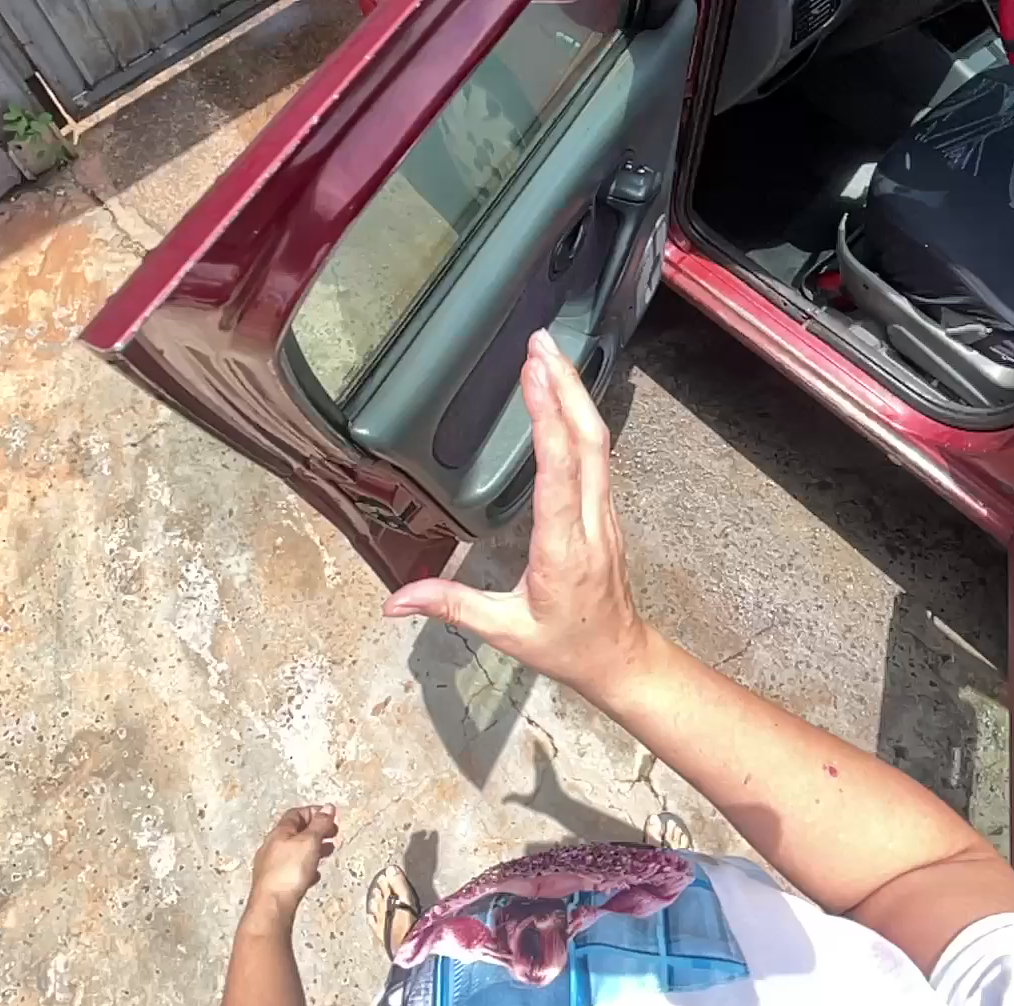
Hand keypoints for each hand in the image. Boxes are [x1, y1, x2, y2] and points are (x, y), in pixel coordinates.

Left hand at [243, 805, 337, 929]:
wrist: (271, 907)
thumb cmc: (289, 872)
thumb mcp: (310, 841)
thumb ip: (320, 824)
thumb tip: (327, 808)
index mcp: (279, 833)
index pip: (296, 814)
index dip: (314, 812)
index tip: (330, 816)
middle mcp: (272, 847)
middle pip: (296, 832)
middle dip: (316, 831)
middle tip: (332, 833)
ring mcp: (271, 866)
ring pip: (295, 851)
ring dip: (313, 849)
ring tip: (327, 852)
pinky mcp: (274, 884)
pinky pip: (292, 870)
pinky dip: (305, 867)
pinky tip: (313, 875)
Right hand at [384, 330, 652, 701]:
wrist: (619, 656)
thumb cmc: (567, 646)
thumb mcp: (506, 631)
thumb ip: (452, 607)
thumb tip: (394, 602)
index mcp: (564, 548)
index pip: (559, 472)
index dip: (547, 418)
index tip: (533, 372)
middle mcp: (590, 521)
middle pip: (589, 440)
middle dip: (567, 386)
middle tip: (540, 341)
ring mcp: (604, 513)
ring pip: (599, 443)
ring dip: (576, 395)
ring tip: (550, 354)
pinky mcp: (604, 511)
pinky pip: (598, 456)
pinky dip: (581, 418)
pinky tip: (565, 398)